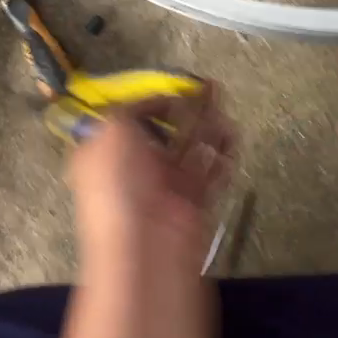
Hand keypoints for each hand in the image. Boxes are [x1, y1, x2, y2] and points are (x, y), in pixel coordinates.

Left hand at [69, 85, 234, 273]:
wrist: (146, 252)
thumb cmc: (120, 184)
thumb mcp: (113, 129)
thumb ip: (133, 108)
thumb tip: (152, 100)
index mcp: (107, 149)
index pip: (133, 116)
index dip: (156, 99)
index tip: (182, 85)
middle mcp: (134, 166)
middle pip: (167, 131)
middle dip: (191, 110)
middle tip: (213, 90)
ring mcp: (164, 187)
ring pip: (191, 149)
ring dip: (211, 129)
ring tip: (225, 114)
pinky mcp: (192, 204)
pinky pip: (209, 174)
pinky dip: (222, 157)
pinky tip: (231, 142)